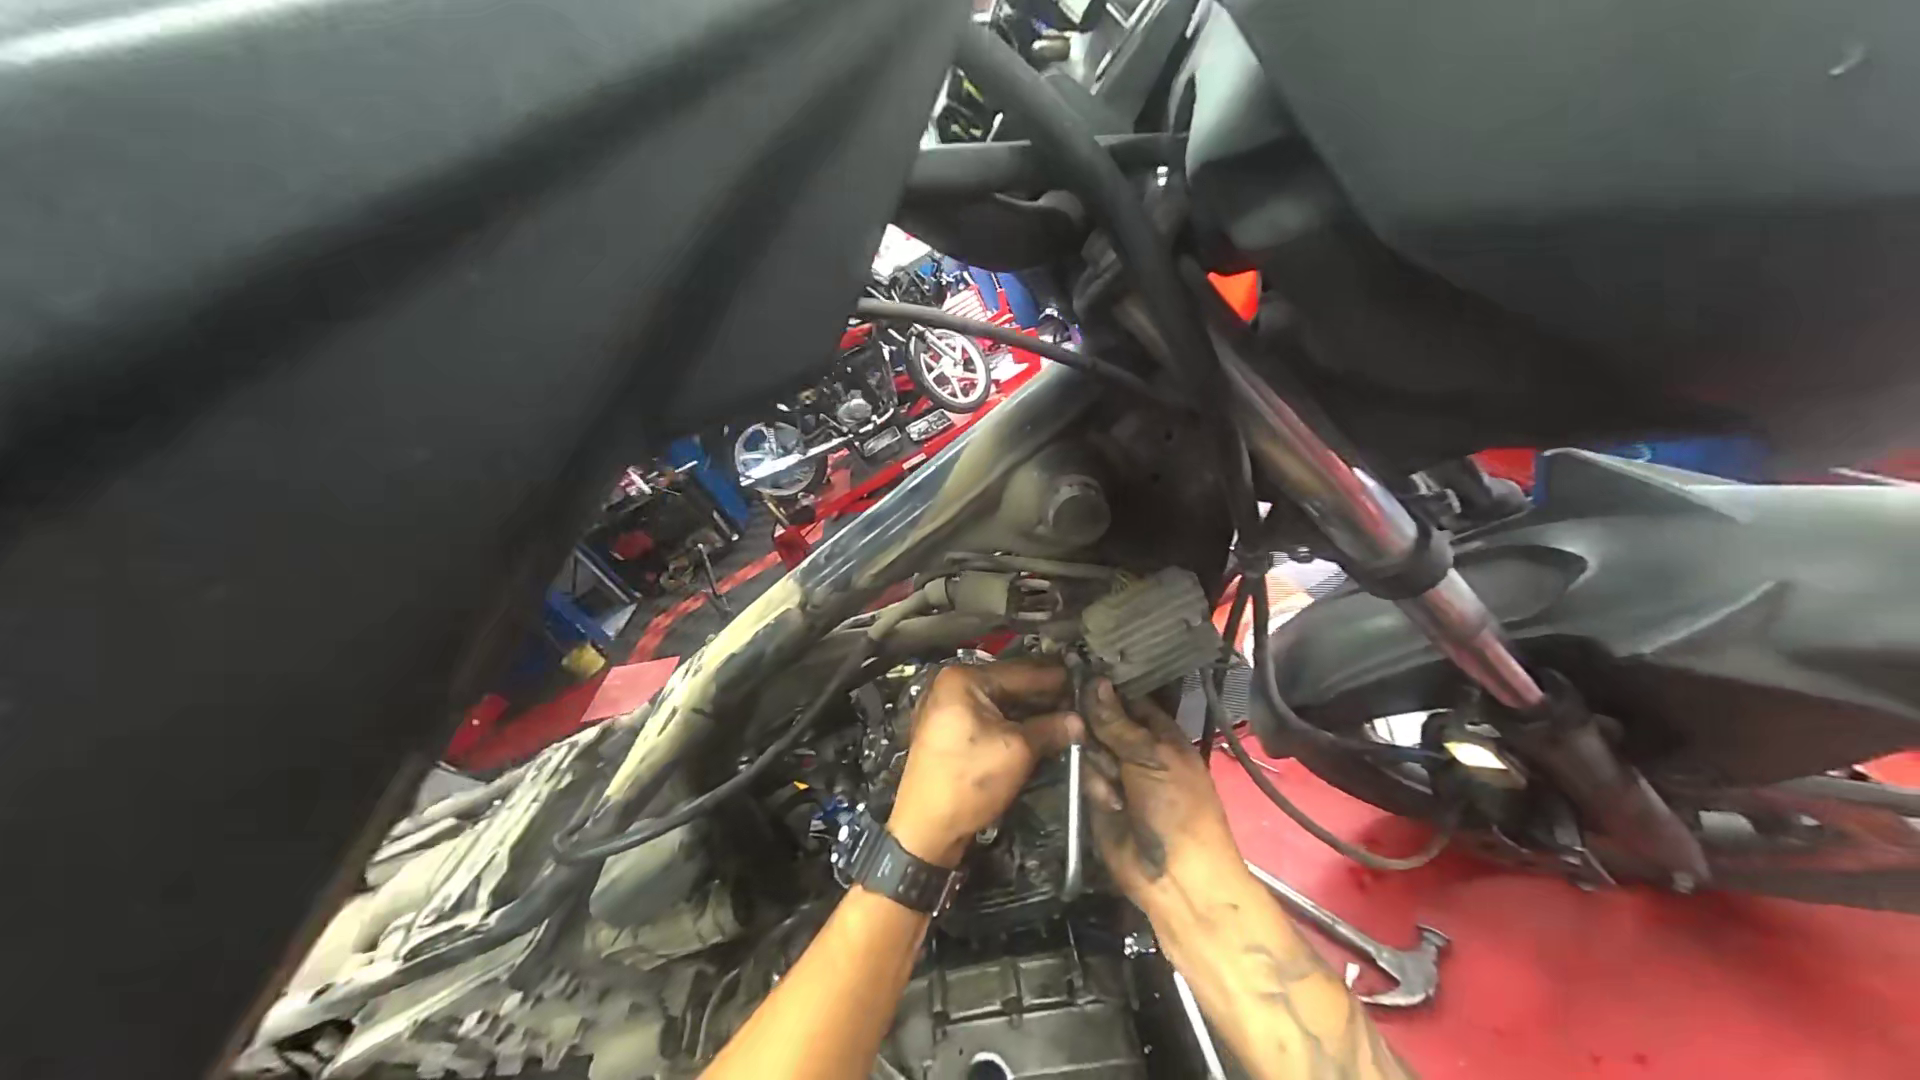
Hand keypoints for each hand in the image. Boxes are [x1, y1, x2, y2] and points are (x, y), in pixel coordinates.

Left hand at [888, 660, 1081, 867]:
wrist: (927, 828)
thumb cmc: (969, 781)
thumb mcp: (1017, 751)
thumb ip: (1050, 729)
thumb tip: (1077, 721)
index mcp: (962, 679)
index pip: (1020, 672)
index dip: (1053, 679)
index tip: (1081, 680)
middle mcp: (951, 685)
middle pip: (1009, 686)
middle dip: (1043, 697)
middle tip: (1078, 702)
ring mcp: (948, 708)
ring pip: (1000, 704)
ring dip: (1030, 713)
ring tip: (1064, 717)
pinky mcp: (950, 731)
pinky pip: (988, 719)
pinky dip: (1012, 724)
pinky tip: (1038, 731)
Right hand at [1079, 678, 1252, 927]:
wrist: (1175, 878)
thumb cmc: (1179, 808)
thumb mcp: (1153, 757)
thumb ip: (1118, 721)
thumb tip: (1095, 681)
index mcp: (1158, 732)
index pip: (1124, 697)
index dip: (1103, 686)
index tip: (1076, 671)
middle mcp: (1133, 747)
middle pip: (1098, 720)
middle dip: (1093, 726)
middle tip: (1097, 733)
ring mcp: (1112, 772)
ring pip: (1086, 747)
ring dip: (1097, 763)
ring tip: (1116, 787)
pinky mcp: (1094, 797)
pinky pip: (1081, 777)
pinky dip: (1093, 787)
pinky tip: (1110, 803)